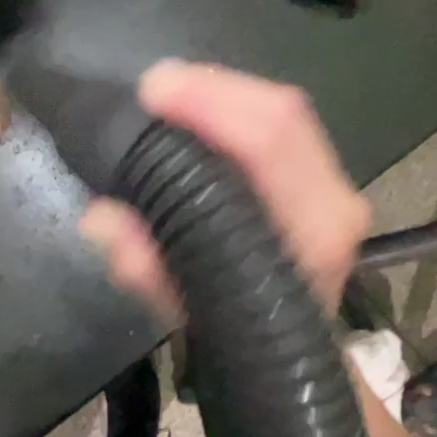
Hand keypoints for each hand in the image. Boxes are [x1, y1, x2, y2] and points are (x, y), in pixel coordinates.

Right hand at [78, 60, 370, 322]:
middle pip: (282, 111)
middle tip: (152, 87)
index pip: (268, 142)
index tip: (152, 92)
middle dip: (212, 87)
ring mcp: (336, 184)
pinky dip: (235, 104)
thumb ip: (145, 268)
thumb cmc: (233, 328)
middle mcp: (335, 201)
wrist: (284, 349)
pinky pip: (282, 119)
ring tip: (167, 94)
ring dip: (222, 93)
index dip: (210, 103)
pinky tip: (195, 106)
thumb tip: (100, 218)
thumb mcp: (183, 309)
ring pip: (284, 108)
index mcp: (307, 235)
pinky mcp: (324, 172)